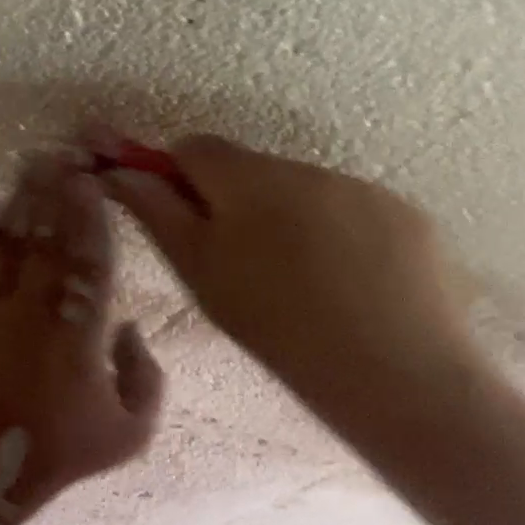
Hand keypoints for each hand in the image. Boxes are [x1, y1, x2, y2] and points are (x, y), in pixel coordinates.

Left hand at [0, 153, 163, 524]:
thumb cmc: (64, 443)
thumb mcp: (130, 429)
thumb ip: (144, 375)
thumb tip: (129, 322)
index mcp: (77, 337)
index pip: (87, 266)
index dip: (90, 221)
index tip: (94, 183)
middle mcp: (33, 311)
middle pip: (45, 240)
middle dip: (54, 193)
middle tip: (62, 151)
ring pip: (8, 242)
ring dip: (20, 198)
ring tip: (29, 160)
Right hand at [88, 128, 476, 402]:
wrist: (399, 377)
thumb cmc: (274, 322)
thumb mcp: (195, 268)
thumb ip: (153, 208)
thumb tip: (115, 169)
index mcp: (246, 176)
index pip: (192, 147)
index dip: (176, 176)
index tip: (179, 216)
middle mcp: (304, 168)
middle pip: (247, 168)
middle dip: (233, 200)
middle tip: (234, 259)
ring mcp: (362, 190)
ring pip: (298, 190)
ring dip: (284, 216)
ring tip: (294, 279)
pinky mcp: (409, 218)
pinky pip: (350, 211)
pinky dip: (336, 234)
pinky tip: (343, 283)